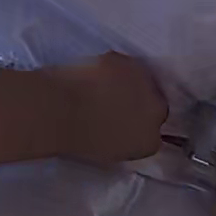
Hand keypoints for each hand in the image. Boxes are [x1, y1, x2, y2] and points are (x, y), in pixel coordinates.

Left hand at [51, 53, 167, 164]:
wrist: (59, 110)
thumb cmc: (76, 140)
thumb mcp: (107, 154)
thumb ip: (125, 143)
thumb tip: (124, 133)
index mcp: (149, 142)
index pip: (153, 135)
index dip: (137, 127)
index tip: (123, 124)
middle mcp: (156, 112)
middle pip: (156, 105)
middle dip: (140, 104)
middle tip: (116, 103)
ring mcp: (145, 83)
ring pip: (143, 81)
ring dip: (130, 84)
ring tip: (105, 87)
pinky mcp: (128, 61)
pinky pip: (125, 66)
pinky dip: (113, 68)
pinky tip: (96, 73)